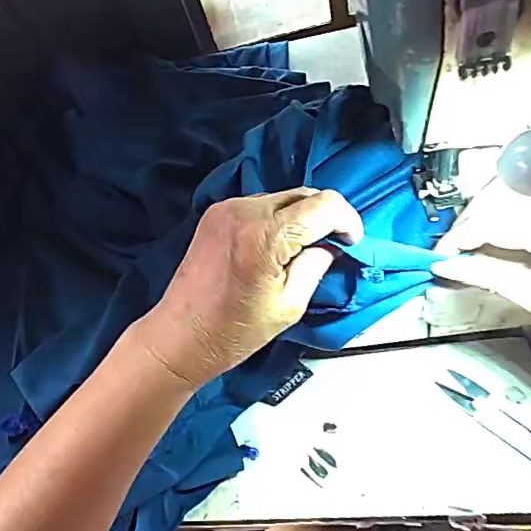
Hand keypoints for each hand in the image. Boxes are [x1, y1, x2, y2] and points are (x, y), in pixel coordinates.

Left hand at [131, 188, 363, 388]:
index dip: (346, 220)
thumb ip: (316, 264)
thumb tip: (329, 244)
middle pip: (304, 195)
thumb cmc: (232, 330)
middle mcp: (243, 212)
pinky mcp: (214, 214)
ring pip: (282, 198)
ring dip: (299, 217)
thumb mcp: (290, 304)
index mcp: (265, 236)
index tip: (350, 239)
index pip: (324, 205)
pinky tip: (274, 247)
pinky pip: (259, 205)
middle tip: (330, 246)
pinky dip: (275, 219)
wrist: (181, 336)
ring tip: (299, 250)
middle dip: (324, 217)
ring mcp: (225, 209)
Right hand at [431, 183, 530, 376]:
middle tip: (452, 252)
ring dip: (487, 219)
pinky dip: (508, 220)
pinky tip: (502, 241)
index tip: (441, 255)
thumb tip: (454, 265)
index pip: (492, 218)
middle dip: (469, 223)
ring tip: (472, 248)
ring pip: (513, 197)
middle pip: (499, 198)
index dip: (459, 237)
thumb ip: (493, 276)